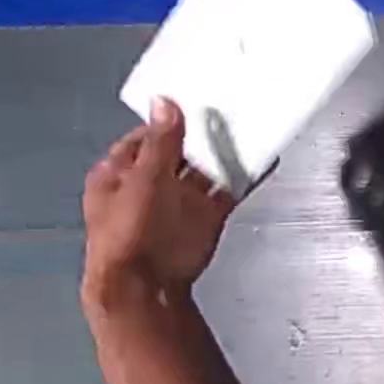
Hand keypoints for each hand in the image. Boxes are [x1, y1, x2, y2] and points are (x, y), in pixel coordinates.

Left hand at [82, 98, 234, 312]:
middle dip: (202, 136)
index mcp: (121, 172)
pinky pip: (229, 191)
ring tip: (251, 133)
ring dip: (226, 155)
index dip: (168, 121)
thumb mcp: (143, 179)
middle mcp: (153, 183)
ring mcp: (182, 200)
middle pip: (181, 152)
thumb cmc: (130, 229)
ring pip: (208, 170)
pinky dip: (246, 178)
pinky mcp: (208, 215)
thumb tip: (167, 104)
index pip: (146, 137)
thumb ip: (162, 143)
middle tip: (229, 114)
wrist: (149, 279)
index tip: (193, 103)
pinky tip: (262, 164)